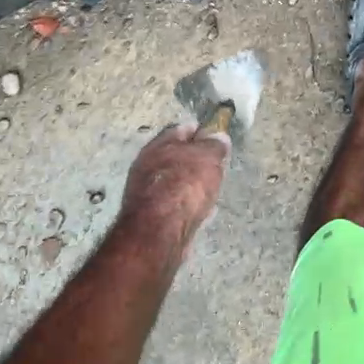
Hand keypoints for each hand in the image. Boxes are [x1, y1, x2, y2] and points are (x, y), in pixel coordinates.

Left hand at [118, 123, 230, 242]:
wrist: (159, 234)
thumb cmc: (185, 185)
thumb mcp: (209, 157)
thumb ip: (215, 144)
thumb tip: (218, 137)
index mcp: (159, 144)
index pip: (183, 129)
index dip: (202, 131)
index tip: (219, 140)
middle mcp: (146, 166)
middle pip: (178, 157)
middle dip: (197, 162)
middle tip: (217, 167)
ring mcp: (145, 193)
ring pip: (176, 182)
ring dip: (192, 186)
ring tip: (211, 192)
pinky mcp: (149, 218)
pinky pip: (174, 204)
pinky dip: (186, 206)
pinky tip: (200, 213)